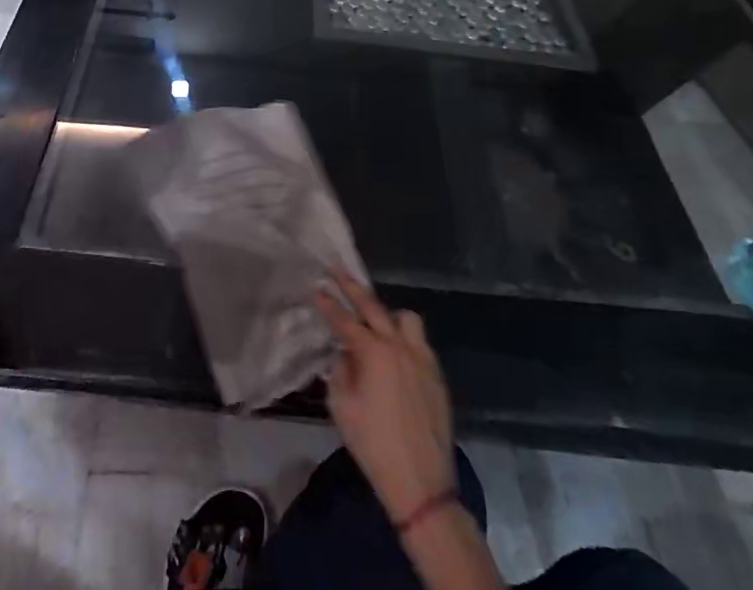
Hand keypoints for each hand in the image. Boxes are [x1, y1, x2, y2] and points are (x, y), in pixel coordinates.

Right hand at [314, 269, 456, 521]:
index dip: (328, 303)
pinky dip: (404, 337)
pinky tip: (393, 351)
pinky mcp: (436, 376)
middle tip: (337, 270)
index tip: (316, 286)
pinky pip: (420, 342)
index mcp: (373, 353)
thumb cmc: (372, 443)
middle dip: (353, 286)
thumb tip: (345, 355)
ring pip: (406, 319)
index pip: (344, 320)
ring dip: (387, 314)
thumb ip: (340, 371)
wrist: (420, 481)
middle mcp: (400, 347)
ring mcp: (423, 360)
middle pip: (374, 307)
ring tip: (373, 320)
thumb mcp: (341, 406)